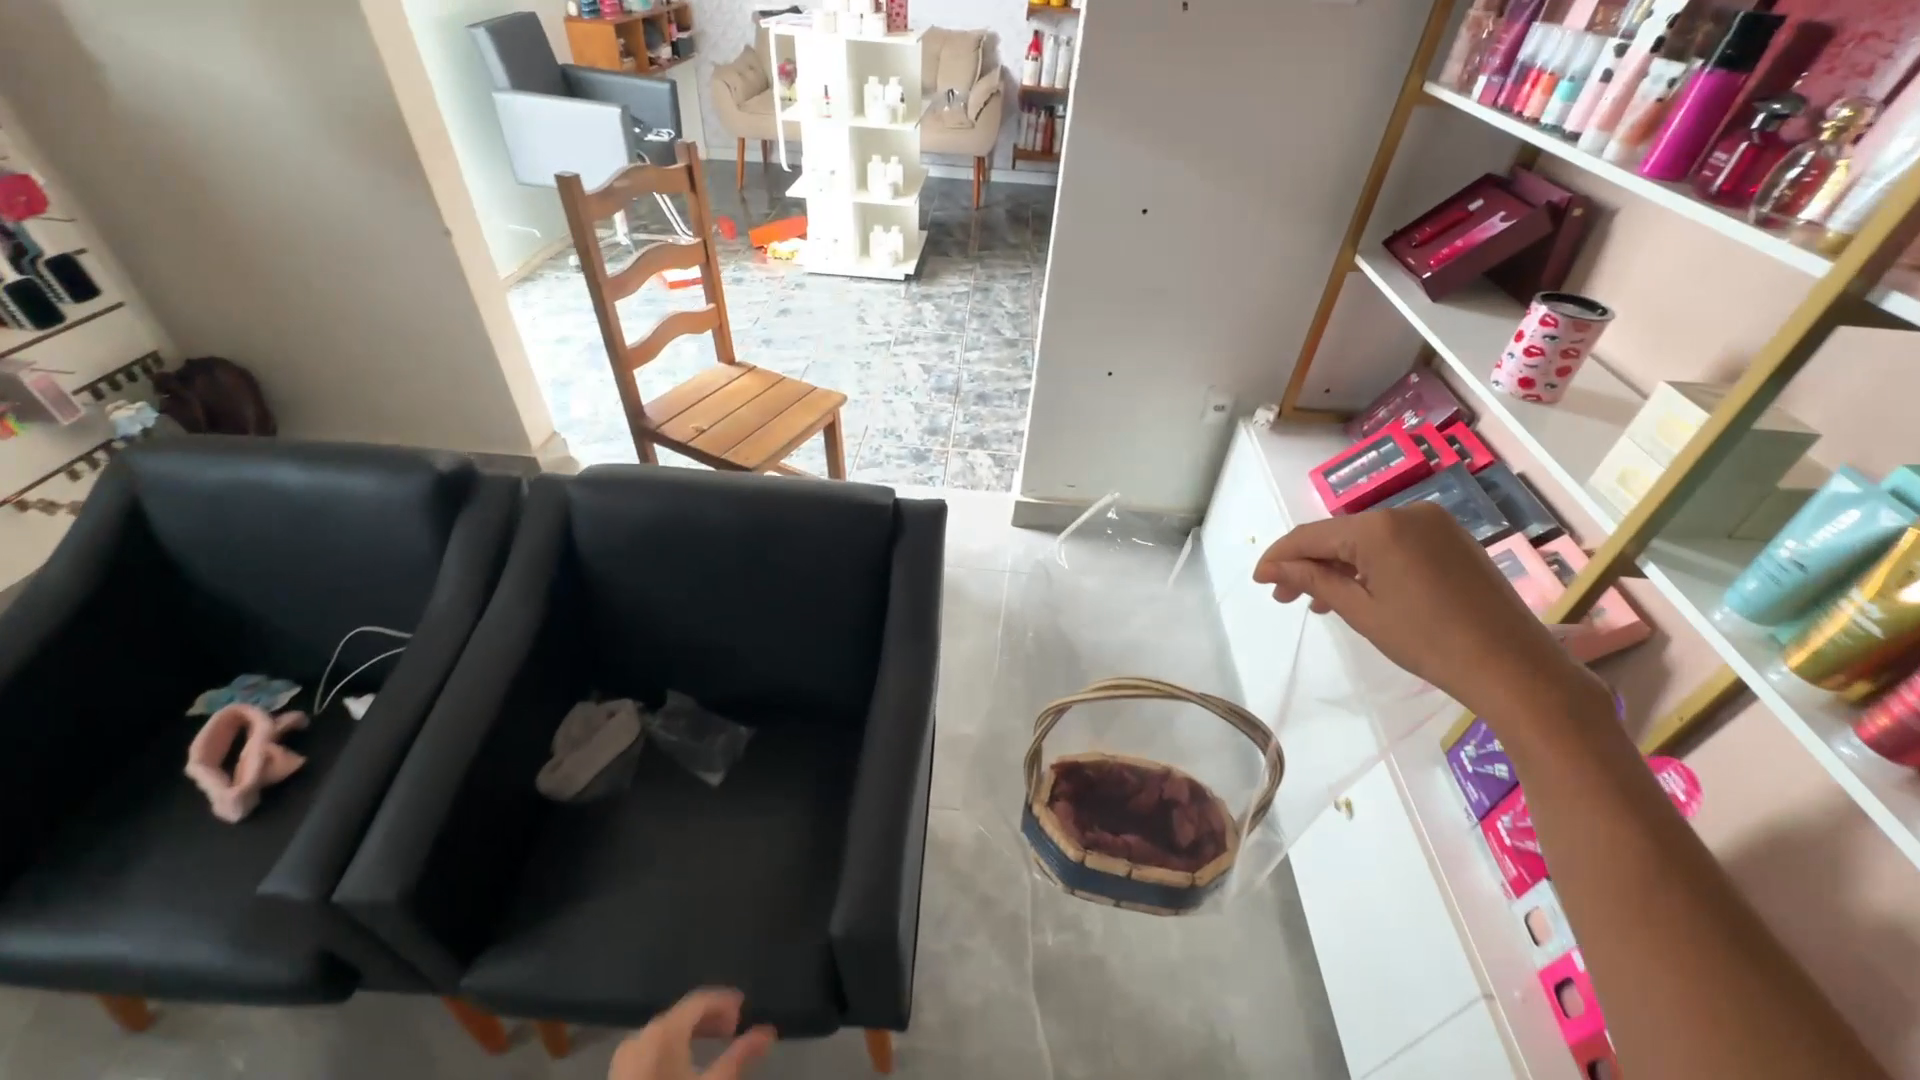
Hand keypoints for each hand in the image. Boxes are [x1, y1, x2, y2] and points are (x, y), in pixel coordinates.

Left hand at [608, 989, 775, 1079]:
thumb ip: (741, 1055)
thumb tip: (767, 1033)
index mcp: (664, 1031)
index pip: (699, 1000)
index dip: (724, 1001)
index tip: (745, 1009)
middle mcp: (641, 1035)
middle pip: (682, 1015)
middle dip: (710, 1018)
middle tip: (734, 1029)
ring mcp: (626, 1056)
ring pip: (666, 1031)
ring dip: (693, 1032)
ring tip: (716, 1043)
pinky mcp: (619, 1074)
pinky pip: (652, 1046)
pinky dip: (674, 1046)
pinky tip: (687, 1063)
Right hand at [1252, 503, 1604, 722]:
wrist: (1511, 664)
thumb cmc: (1427, 641)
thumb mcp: (1361, 611)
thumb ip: (1313, 580)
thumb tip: (1272, 569)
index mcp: (1379, 527)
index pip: (1312, 535)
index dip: (1280, 556)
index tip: (1258, 580)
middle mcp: (1406, 513)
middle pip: (1339, 534)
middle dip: (1308, 563)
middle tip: (1284, 598)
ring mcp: (1434, 524)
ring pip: (1367, 539)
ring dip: (1339, 565)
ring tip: (1319, 602)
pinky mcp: (1452, 540)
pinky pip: (1396, 544)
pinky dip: (1371, 565)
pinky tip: (1359, 592)